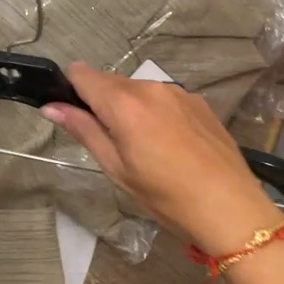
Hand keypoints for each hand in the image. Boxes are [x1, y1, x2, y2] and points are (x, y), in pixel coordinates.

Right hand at [42, 62, 283, 254]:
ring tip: (146, 147)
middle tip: (112, 143)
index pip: (81, 73)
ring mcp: (177, 92)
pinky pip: (163, 97)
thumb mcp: (117, 168)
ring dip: (130, 108)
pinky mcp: (199, 102)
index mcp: (124, 103)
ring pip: (137, 89)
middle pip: (109, 81)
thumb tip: (50, 106)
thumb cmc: (166, 197)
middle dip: (101, 103)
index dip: (70, 89)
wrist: (232, 211)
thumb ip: (83, 130)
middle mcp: (149, 87)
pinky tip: (172, 145)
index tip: (74, 115)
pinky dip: (156, 112)